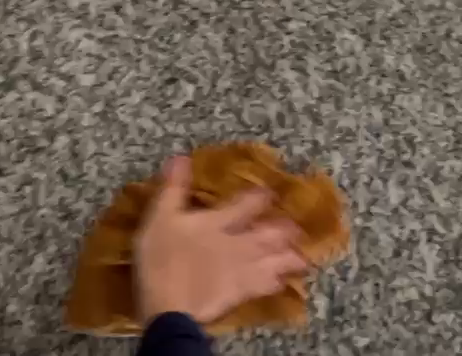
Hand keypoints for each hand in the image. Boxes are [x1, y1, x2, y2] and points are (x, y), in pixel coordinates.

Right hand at [134, 156, 307, 325]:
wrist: (170, 305)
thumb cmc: (161, 255)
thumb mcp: (160, 215)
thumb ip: (173, 187)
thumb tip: (182, 157)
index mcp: (216, 223)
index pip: (243, 206)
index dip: (259, 198)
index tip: (270, 192)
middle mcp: (234, 244)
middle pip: (265, 236)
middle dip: (283, 231)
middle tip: (297, 228)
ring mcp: (240, 271)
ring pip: (271, 262)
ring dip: (287, 258)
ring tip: (301, 256)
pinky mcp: (240, 294)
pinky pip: (264, 286)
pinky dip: (275, 282)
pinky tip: (281, 282)